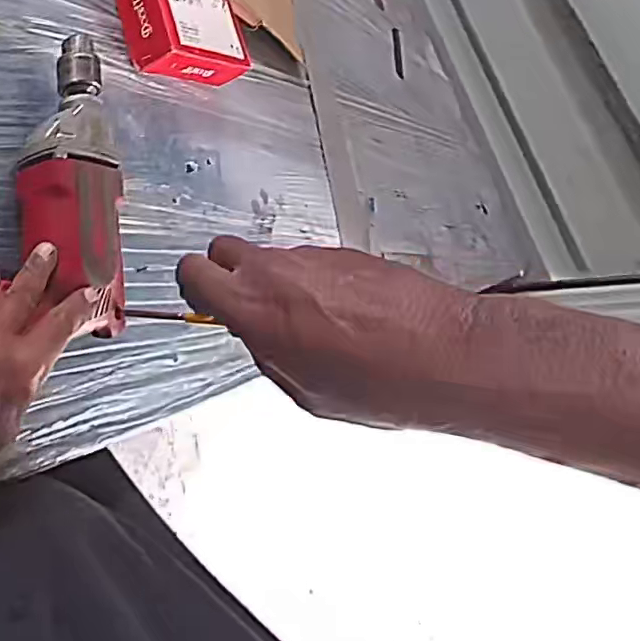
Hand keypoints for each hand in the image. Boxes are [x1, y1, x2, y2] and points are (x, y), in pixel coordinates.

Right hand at [176, 236, 486, 428]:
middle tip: (246, 302)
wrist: (446, 354)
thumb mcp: (304, 391)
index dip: (193, 285)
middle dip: (226, 273)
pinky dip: (314, 280)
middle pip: (222, 249)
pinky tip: (341, 312)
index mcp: (254, 307)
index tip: (202, 298)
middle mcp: (276, 271)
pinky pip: (309, 261)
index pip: (192, 271)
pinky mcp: (342, 250)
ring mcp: (310, 256)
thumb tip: (258, 339)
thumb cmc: (383, 381)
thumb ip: (266, 354)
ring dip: (277, 280)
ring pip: (270, 257)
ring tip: (310, 318)